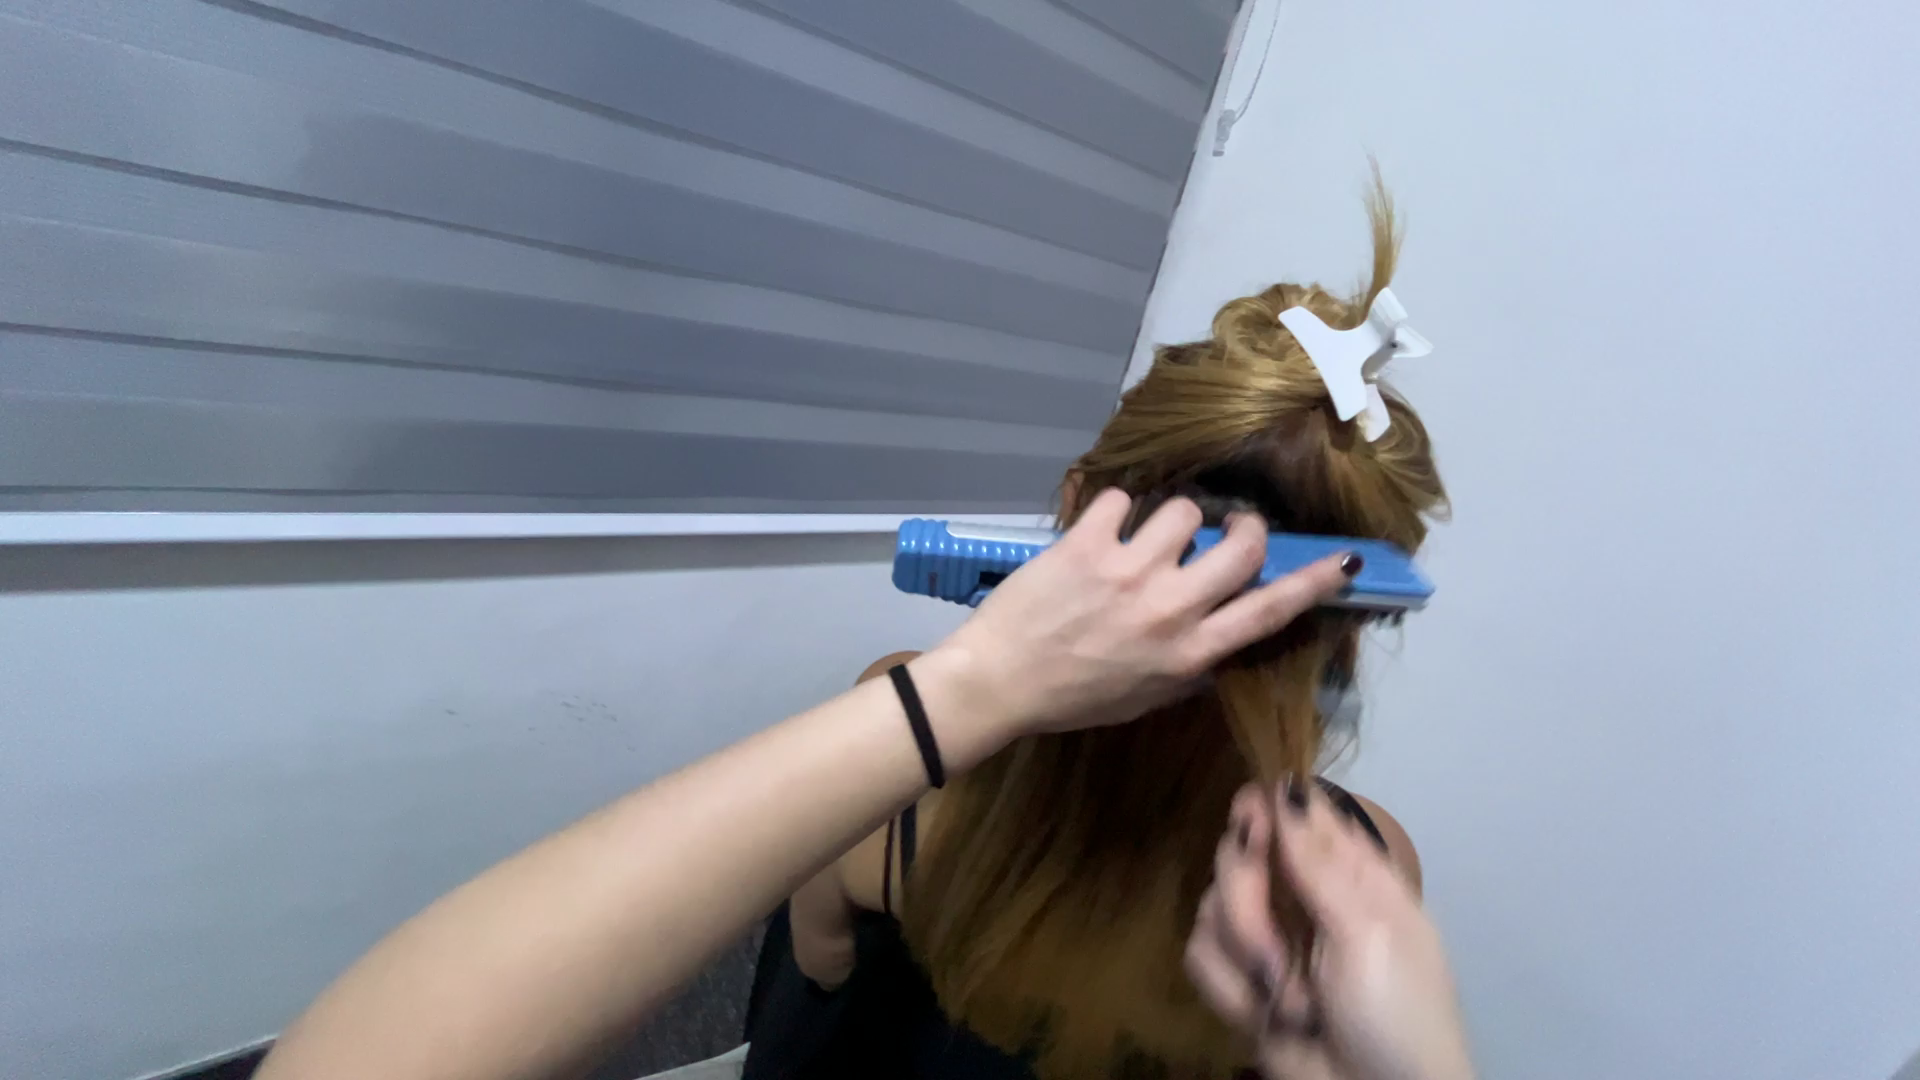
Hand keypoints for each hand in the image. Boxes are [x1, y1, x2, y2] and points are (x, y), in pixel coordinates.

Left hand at [921, 488, 1356, 739]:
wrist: (1000, 681)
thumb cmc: (1073, 697)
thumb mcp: (1145, 697)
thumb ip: (1190, 666)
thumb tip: (1222, 634)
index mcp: (1189, 653)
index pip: (1268, 612)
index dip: (1312, 583)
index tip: (1342, 561)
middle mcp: (1169, 609)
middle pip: (1242, 545)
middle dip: (1245, 527)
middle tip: (1231, 526)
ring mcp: (1128, 572)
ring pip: (1184, 510)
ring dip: (1174, 519)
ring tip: (1148, 535)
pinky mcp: (1086, 545)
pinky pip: (1122, 499)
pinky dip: (1115, 510)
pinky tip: (1102, 530)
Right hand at [1185, 783, 1475, 1079]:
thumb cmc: (1398, 1017)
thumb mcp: (1368, 933)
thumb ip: (1318, 859)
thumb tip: (1287, 780)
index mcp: (1342, 871)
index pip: (1287, 806)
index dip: (1260, 811)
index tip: (1254, 835)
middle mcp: (1297, 891)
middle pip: (1235, 849)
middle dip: (1246, 903)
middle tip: (1275, 949)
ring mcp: (1263, 931)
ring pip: (1210, 901)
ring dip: (1244, 957)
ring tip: (1288, 1002)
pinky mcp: (1235, 972)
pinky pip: (1198, 950)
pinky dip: (1229, 988)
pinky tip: (1263, 1015)